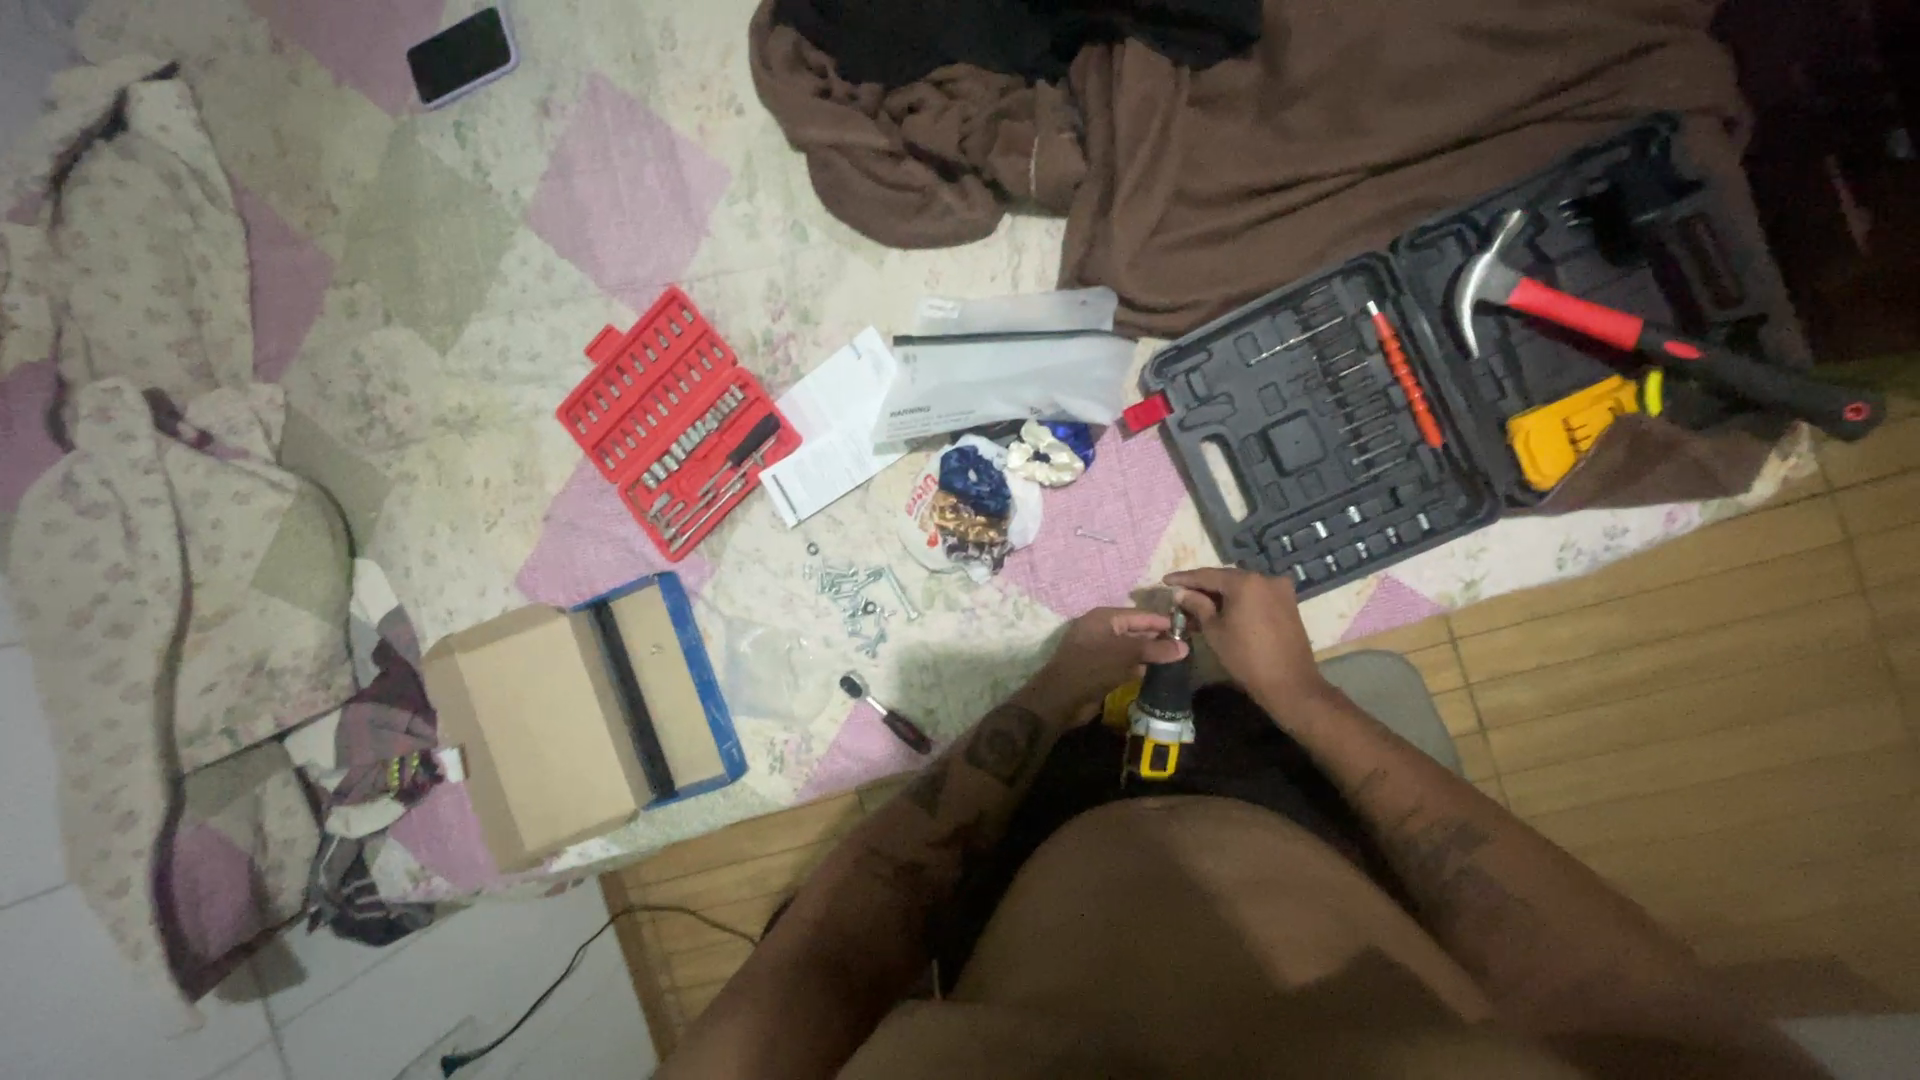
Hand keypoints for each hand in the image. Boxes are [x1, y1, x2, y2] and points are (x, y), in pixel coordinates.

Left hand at [1016, 608, 1189, 723]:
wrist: (1061, 698)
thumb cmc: (1092, 667)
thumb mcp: (1126, 654)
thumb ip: (1155, 649)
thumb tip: (1185, 647)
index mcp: (1104, 618)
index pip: (1140, 615)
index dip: (1163, 622)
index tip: (1188, 628)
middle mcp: (1101, 630)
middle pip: (1136, 631)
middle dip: (1158, 639)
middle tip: (1186, 646)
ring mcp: (1099, 650)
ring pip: (1131, 649)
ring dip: (1150, 654)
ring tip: (1178, 660)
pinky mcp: (1099, 669)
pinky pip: (1124, 663)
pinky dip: (1139, 667)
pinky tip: (1158, 673)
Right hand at [1163, 567, 1331, 711]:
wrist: (1289, 683)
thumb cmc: (1245, 657)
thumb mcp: (1214, 630)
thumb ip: (1197, 605)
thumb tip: (1181, 593)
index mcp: (1245, 582)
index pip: (1207, 575)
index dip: (1184, 579)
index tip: (1165, 581)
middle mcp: (1266, 578)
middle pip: (1226, 578)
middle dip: (1203, 587)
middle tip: (1181, 594)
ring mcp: (1280, 590)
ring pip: (1242, 587)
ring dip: (1221, 595)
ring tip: (1199, 605)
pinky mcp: (1288, 604)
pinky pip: (1256, 596)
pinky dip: (1238, 601)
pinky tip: (1223, 610)